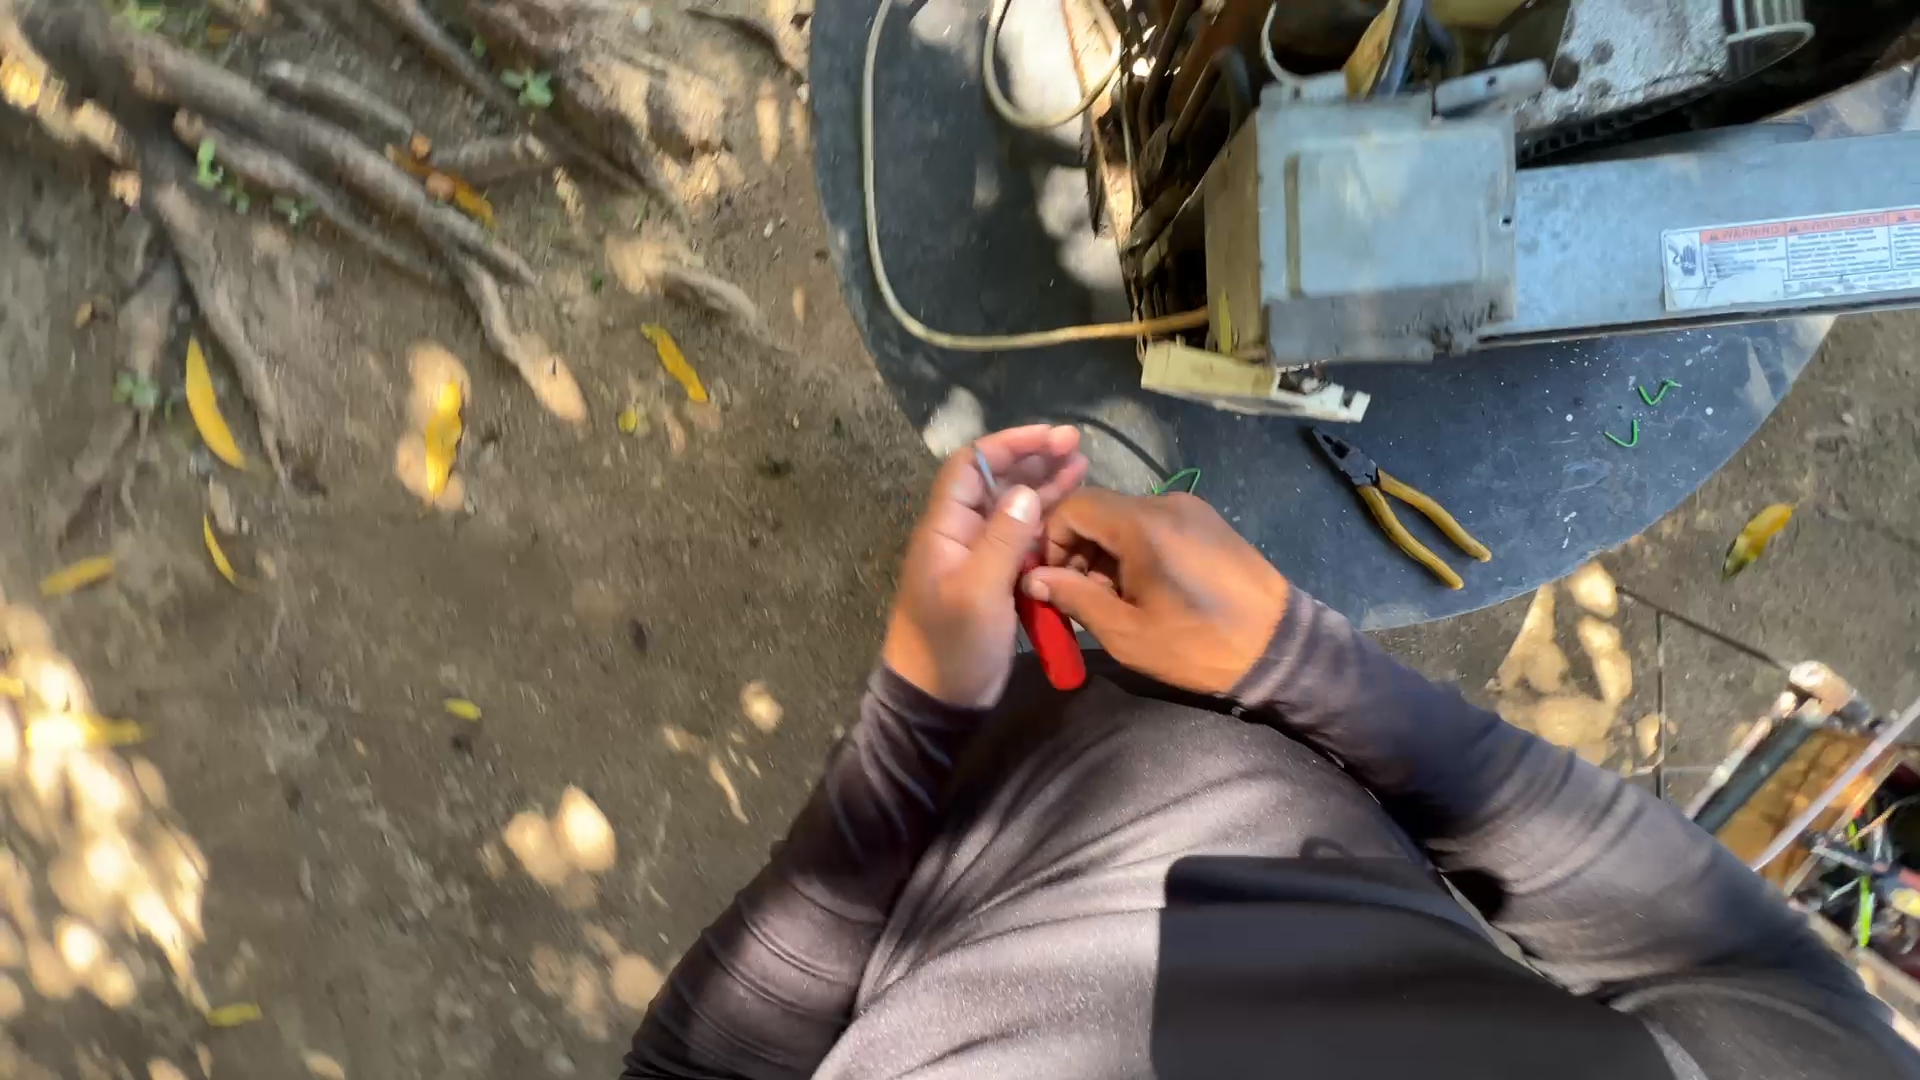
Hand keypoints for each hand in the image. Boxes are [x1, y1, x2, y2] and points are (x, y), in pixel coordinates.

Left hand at [881, 425, 1088, 706]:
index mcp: (945, 528)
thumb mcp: (977, 591)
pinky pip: (1022, 540)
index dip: (1009, 445)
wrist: (939, 699)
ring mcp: (980, 556)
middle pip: (997, 482)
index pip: (972, 466)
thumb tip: (1025, 491)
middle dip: (1034, 460)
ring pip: (1013, 509)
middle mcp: (961, 533)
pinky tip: (1073, 512)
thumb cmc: (951, 645)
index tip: (1051, 436)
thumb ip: (1002, 540)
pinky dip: (1046, 522)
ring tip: (1082, 467)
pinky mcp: (997, 578)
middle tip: (1077, 446)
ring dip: (1044, 486)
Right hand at [1022, 490, 1287, 694]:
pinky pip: (1152, 525)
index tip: (1052, 580)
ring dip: (1105, 554)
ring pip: (1123, 519)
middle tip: (1081, 597)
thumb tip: (1033, 579)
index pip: (1073, 506)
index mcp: (1143, 524)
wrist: (1282, 650)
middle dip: (1077, 551)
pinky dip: (1133, 551)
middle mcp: (1165, 503)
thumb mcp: (1127, 632)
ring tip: (1115, 599)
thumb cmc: (1198, 645)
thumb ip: (1074, 597)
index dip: (1051, 540)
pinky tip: (1145, 589)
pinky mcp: (1206, 522)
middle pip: (1098, 511)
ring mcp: (1190, 509)